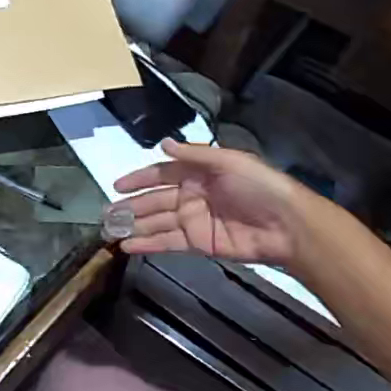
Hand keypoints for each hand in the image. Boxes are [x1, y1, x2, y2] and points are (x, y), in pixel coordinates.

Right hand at [108, 140, 319, 266]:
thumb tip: (164, 144)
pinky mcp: (198, 243)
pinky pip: (168, 242)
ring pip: (157, 222)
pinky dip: (148, 243)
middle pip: (155, 200)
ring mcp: (194, 221)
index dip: (140, 179)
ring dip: (134, 226)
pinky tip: (128, 245)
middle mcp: (193, 195)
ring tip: (109, 231)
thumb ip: (194, 155)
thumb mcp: (228, 161)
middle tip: (106, 213)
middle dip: (131, 206)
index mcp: (199, 172)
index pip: (162, 174)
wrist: (285, 224)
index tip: (117, 185)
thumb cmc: (259, 186)